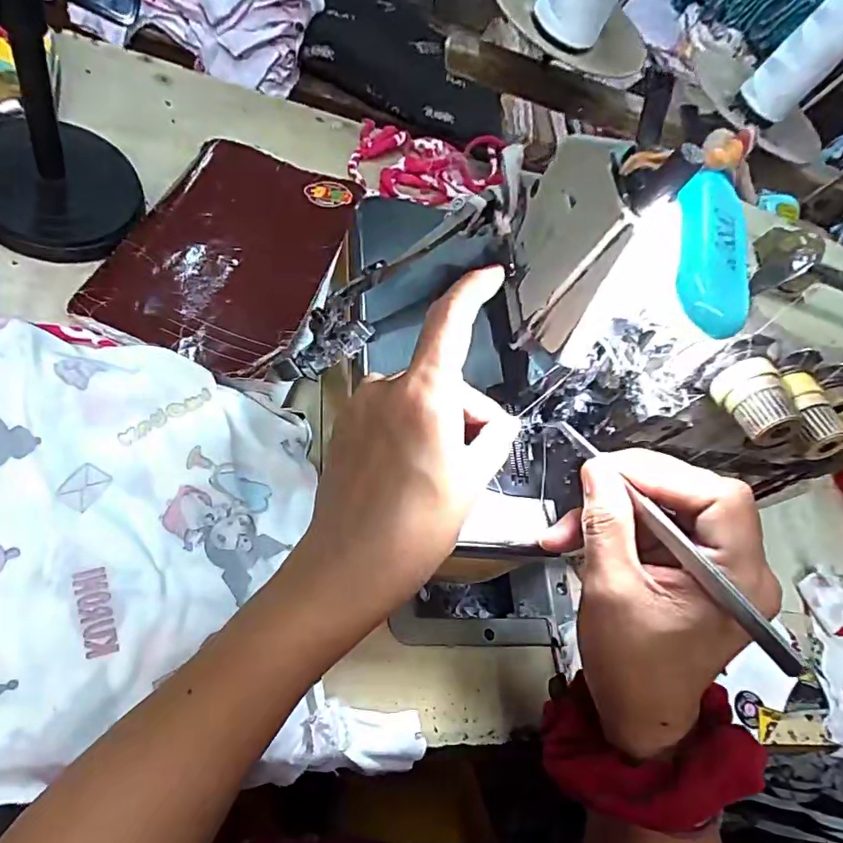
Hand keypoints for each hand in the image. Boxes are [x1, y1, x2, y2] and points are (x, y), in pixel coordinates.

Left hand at [287, 266, 520, 619]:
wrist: (350, 565)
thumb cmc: (412, 530)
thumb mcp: (471, 482)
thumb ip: (492, 438)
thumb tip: (497, 426)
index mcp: (423, 392)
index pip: (449, 320)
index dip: (472, 292)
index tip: (487, 276)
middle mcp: (385, 390)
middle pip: (442, 381)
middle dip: (465, 415)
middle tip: (469, 467)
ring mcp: (359, 410)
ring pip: (416, 402)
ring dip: (436, 429)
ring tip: (437, 482)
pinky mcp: (346, 430)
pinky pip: (390, 419)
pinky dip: (409, 438)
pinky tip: (409, 480)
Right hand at [540, 450, 778, 759]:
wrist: (639, 717)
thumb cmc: (632, 671)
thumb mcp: (609, 590)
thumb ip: (606, 524)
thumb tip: (598, 473)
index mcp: (738, 580)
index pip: (717, 497)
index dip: (661, 475)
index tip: (608, 471)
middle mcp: (743, 572)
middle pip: (694, 499)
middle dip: (631, 492)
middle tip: (585, 493)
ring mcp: (722, 575)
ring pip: (672, 514)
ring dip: (617, 514)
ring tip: (568, 530)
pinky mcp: (699, 578)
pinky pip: (664, 536)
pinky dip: (624, 532)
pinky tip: (588, 540)